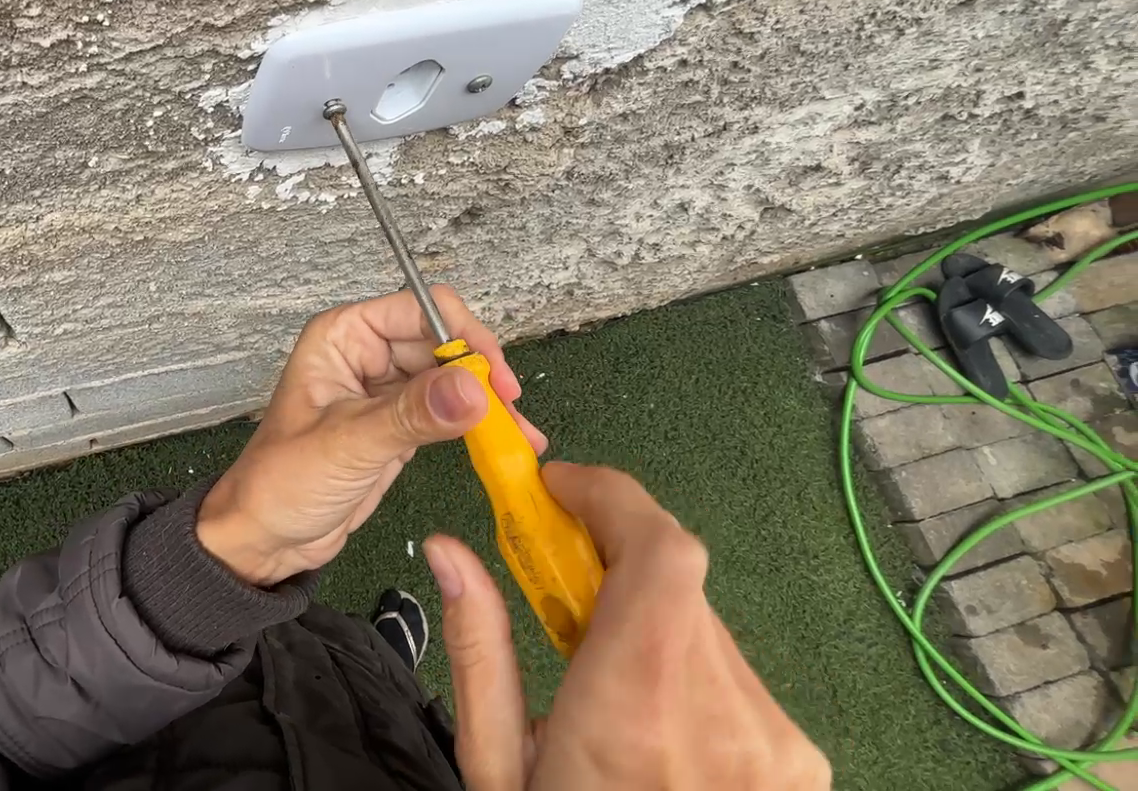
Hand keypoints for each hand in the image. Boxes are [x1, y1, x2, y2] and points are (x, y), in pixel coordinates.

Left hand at [196, 286, 542, 587]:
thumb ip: (410, 414)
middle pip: (441, 341)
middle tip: (514, 416)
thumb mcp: (347, 444)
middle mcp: (365, 352)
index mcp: (343, 336)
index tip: (495, 378)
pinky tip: (503, 442)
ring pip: (450, 376)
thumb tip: (474, 387)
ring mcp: (384, 388)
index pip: (418, 309)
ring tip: (521, 434)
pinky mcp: (399, 422)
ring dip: (485, 400)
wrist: (266, 537)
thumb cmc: (282, 482)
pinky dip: (475, 424)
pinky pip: (446, 410)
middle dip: (481, 372)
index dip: (462, 335)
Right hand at [423, 463, 830, 790]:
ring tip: (593, 660)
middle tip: (552, 570)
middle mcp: (728, 715)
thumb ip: (478, 645)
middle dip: (607, 551)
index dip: (609, 494)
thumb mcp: (495, 766)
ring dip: (640, 608)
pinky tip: (644, 711)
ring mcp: (780, 744)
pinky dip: (675, 656)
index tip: (553, 486)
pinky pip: (728, 669)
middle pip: (673, 575)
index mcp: (638, 708)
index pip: (659, 549)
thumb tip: (447, 547)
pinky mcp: (802, 764)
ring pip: (698, 619)